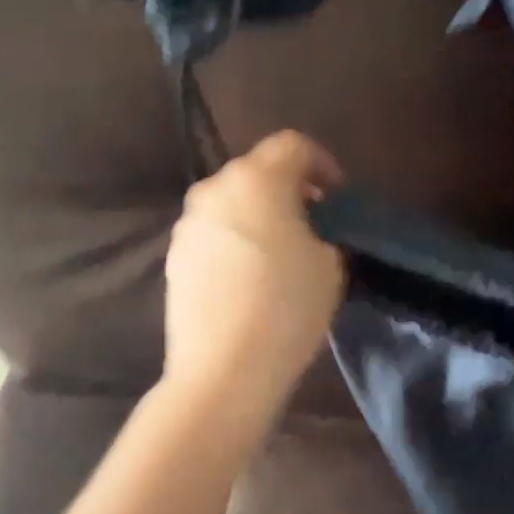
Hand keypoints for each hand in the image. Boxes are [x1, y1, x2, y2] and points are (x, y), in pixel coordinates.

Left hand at [163, 131, 346, 409]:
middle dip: (289, 192)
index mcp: (258, 180)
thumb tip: (312, 229)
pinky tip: (251, 282)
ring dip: (259, 218)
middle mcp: (215, 189)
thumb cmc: (287, 309)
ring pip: (232, 204)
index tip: (338, 197)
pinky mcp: (175, 258)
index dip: (323, 164)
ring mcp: (189, 225)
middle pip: (258, 172)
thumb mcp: (331, 267)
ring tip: (281, 257)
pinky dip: (236, 244)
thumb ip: (325, 232)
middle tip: (313, 226)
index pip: (294, 145)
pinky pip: (214, 236)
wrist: (224, 368)